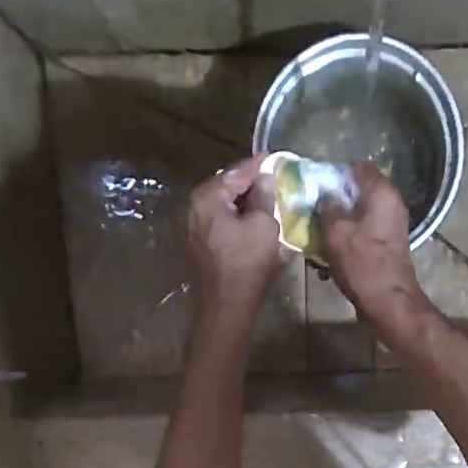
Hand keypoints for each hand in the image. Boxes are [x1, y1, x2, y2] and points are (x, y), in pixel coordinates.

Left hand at [186, 157, 286, 322]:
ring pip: (221, 206)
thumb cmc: (246, 265)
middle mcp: (192, 208)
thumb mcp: (264, 226)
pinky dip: (235, 220)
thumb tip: (264, 179)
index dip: (259, 165)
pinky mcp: (196, 246)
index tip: (276, 158)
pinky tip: (252, 223)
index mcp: (206, 197)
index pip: (236, 172)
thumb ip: (264, 196)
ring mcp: (190, 228)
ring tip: (267, 201)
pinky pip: (218, 223)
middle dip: (250, 184)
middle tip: (273, 180)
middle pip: (225, 187)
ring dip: (243, 204)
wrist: (224, 309)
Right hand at [319, 163, 433, 334]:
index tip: (313, 185)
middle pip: (357, 192)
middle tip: (311, 211)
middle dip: (333, 201)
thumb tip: (324, 195)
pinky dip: (346, 240)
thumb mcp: (335, 232)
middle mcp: (391, 204)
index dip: (334, 172)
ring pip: (357, 215)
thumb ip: (327, 207)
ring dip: (336, 224)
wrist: (388, 302)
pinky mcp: (386, 246)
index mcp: (381, 192)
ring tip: (316, 237)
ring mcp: (390, 226)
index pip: (357, 166)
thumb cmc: (362, 263)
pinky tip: (328, 256)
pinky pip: (362, 234)